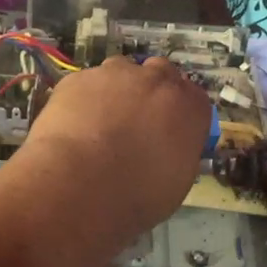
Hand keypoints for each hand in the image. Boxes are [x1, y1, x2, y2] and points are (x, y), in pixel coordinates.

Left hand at [19, 56, 212, 242]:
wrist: (81, 183)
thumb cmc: (138, 194)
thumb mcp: (175, 181)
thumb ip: (176, 151)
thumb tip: (166, 149)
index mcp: (189, 108)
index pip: (193, 98)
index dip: (178, 111)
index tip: (168, 127)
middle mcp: (157, 81)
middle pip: (159, 73)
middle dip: (150, 91)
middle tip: (134, 120)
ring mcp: (116, 74)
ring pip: (119, 72)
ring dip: (115, 90)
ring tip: (99, 122)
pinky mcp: (79, 78)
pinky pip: (85, 84)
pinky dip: (82, 99)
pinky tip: (73, 125)